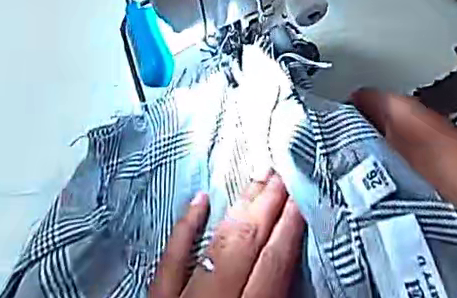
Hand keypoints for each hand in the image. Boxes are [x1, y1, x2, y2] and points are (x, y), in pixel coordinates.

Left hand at [149, 174, 304, 297]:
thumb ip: (279, 297)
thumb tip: (296, 267)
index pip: (272, 266)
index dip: (289, 230)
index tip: (301, 196)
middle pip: (243, 245)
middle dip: (266, 207)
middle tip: (282, 173)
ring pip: (212, 245)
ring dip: (237, 210)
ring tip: (256, 180)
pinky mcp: (155, 296)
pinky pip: (170, 258)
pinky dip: (186, 226)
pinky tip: (200, 198)